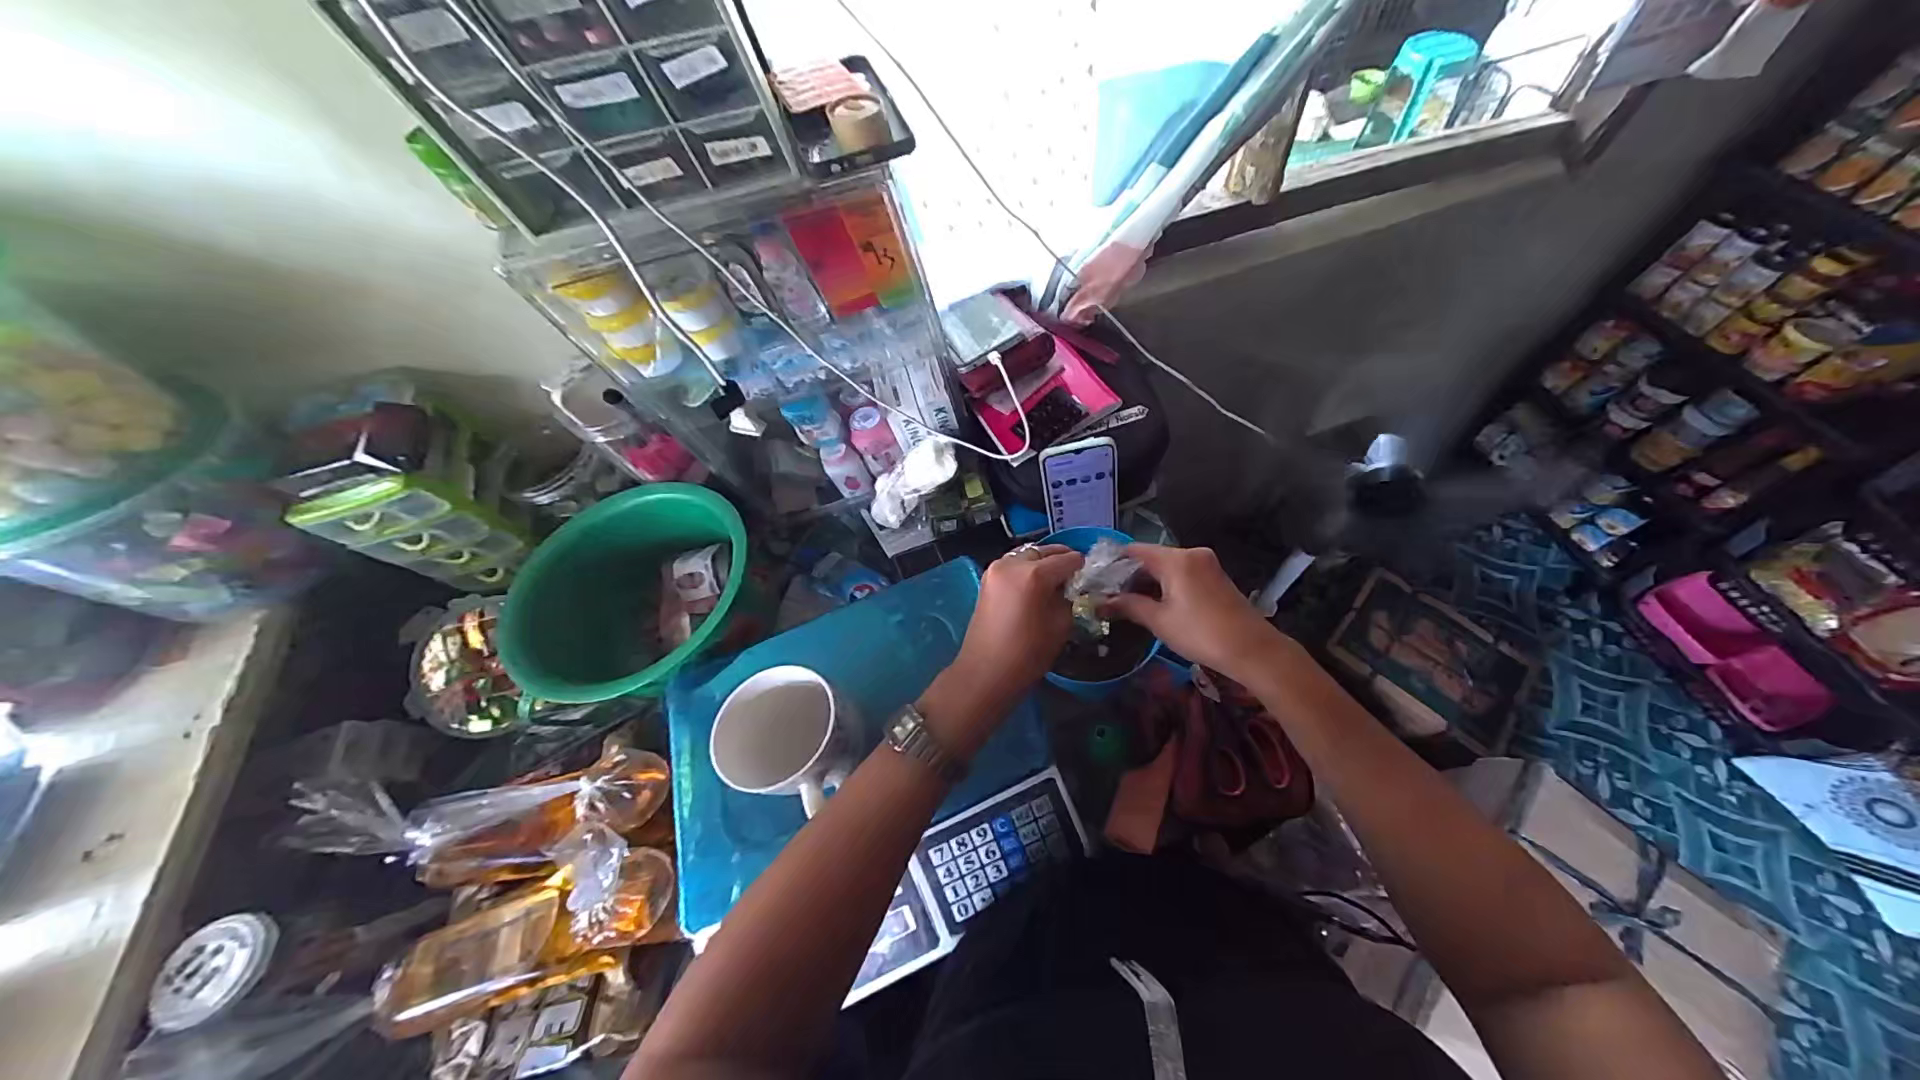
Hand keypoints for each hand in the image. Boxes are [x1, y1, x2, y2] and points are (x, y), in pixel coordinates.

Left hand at [922, 545, 1082, 756]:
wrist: (985, 673)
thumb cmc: (1027, 654)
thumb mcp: (1061, 625)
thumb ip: (1069, 599)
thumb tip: (1071, 589)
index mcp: (1034, 574)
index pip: (1068, 559)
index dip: (1082, 568)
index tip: (1089, 579)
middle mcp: (1012, 564)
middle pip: (1045, 551)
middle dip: (1061, 561)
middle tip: (1073, 578)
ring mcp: (995, 569)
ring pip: (1027, 555)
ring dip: (1042, 563)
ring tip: (1054, 583)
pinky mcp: (986, 579)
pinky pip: (1013, 565)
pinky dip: (1026, 569)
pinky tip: (1035, 587)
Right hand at [1102, 544, 1293, 684]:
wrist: (1253, 650)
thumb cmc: (1201, 633)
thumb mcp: (1159, 621)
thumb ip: (1128, 606)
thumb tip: (1100, 603)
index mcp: (1176, 559)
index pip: (1134, 551)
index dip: (1112, 564)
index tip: (1096, 581)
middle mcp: (1192, 554)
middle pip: (1151, 557)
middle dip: (1129, 576)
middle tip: (1107, 596)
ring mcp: (1207, 565)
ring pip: (1166, 567)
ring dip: (1147, 582)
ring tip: (1125, 603)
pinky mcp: (1215, 577)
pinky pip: (1181, 574)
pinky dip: (1165, 585)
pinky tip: (1153, 604)